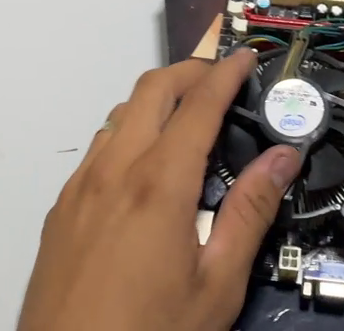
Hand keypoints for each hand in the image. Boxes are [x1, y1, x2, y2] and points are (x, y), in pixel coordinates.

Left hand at [18, 50, 301, 330]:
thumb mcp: (217, 285)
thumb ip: (251, 212)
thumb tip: (283, 158)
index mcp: (159, 183)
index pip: (199, 103)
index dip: (226, 73)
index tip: (245, 58)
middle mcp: (115, 171)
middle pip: (152, 88)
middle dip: (190, 71)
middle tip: (220, 79)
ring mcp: (80, 188)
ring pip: (121, 113)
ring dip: (157, 100)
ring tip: (188, 121)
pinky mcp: (60, 211)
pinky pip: (98, 148)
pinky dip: (129, 132)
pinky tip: (146, 168)